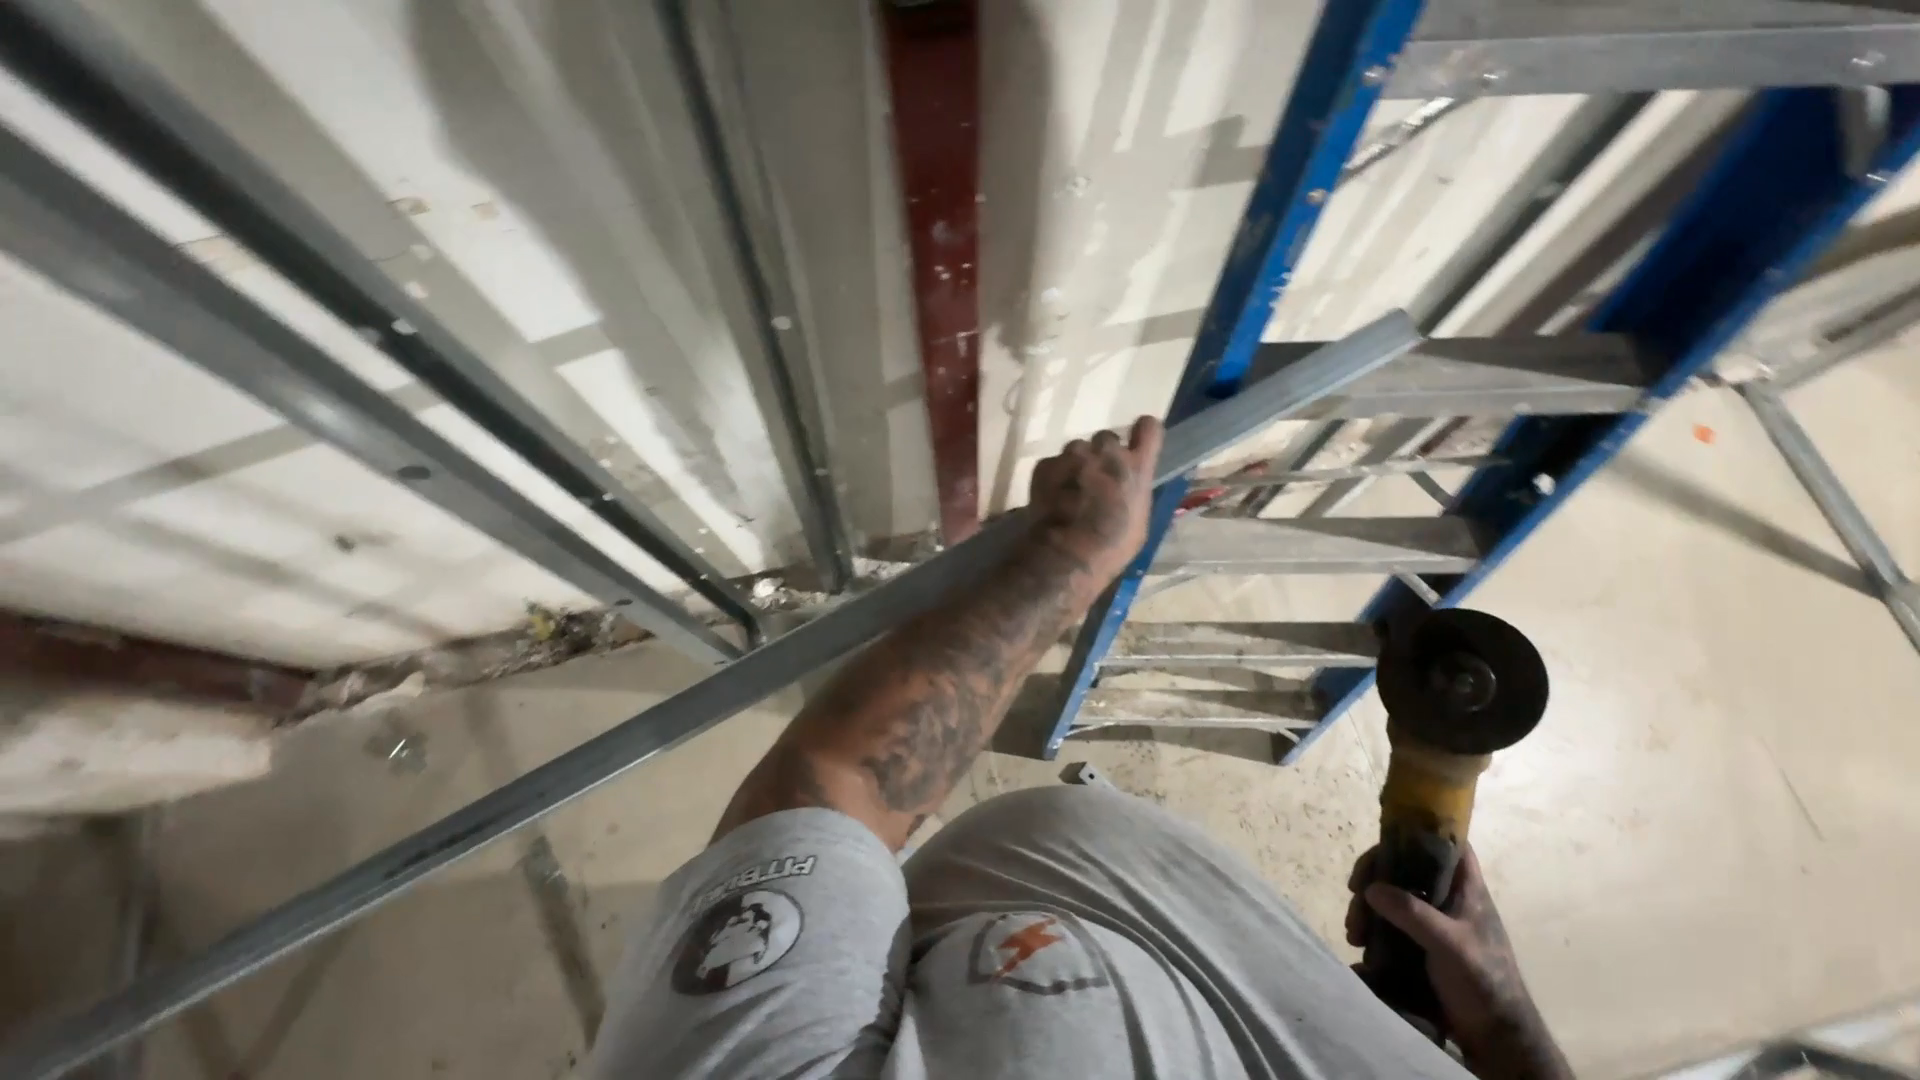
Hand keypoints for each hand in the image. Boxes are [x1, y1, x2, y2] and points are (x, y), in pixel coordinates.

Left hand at [1026, 416, 1163, 583]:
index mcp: (1136, 466)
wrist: (1067, 555)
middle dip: (1103, 455)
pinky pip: (1053, 463)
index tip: (1136, 441)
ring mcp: (1073, 455)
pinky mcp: (1045, 465)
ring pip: (1077, 449)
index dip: (1142, 432)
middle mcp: (1106, 452)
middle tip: (1096, 479)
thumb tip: (1127, 486)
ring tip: (1071, 491)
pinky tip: (1053, 497)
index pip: (1148, 427)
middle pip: (1106, 439)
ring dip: (1077, 464)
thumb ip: (1134, 490)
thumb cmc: (1112, 546)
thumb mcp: (1139, 519)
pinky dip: (1054, 476)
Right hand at [1347, 845, 1570, 1078]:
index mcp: (1466, 889)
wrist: (1496, 1036)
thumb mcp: (1450, 944)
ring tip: (1355, 934)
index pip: (1447, 843)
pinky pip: (1389, 922)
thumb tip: (1371, 889)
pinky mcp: (1421, 943)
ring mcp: (1434, 920)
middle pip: (1405, 867)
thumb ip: (1412, 913)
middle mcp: (1448, 898)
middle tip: (1355, 897)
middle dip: (1374, 879)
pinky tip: (1361, 945)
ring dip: (1367, 908)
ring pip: (1391, 895)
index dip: (1417, 834)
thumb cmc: (1483, 982)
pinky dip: (1372, 927)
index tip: (1384, 845)